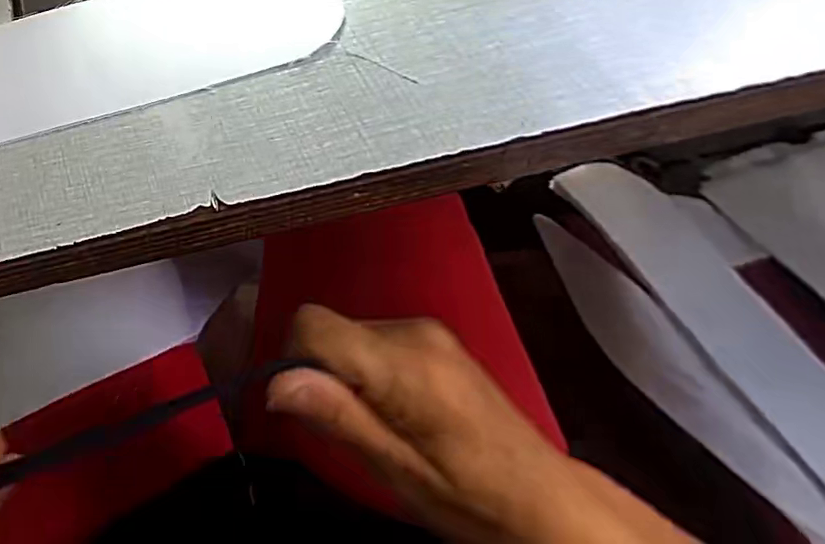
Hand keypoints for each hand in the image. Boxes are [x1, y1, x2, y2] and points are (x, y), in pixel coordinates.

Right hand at [267, 305, 691, 543]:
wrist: (549, 501)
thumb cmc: (475, 501)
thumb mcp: (400, 473)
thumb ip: (338, 418)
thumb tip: (275, 382)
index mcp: (405, 365)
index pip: (314, 324)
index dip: (292, 358)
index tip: (304, 405)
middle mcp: (412, 331)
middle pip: (329, 327)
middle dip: (319, 370)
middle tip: (342, 426)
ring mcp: (426, 328)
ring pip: (349, 331)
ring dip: (343, 369)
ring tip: (374, 422)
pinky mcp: (432, 334)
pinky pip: (372, 335)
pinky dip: (365, 364)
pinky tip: (393, 406)